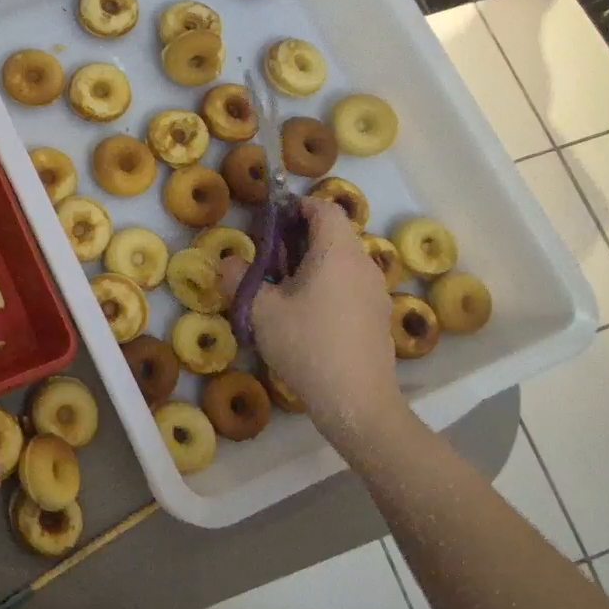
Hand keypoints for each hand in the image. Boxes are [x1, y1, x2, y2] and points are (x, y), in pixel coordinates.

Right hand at [219, 197, 402, 433]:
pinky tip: (306, 313)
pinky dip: (328, 283)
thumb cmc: (306, 345)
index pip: (324, 209)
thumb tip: (230, 261)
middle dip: (300, 237)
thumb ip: (239, 277)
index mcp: (337, 253)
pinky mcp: (377, 314)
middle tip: (268, 258)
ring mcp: (375, 290)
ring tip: (283, 288)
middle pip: (334, 233)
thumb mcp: (259, 310)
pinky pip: (350, 283)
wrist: (356, 401)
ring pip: (343, 260)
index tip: (269, 221)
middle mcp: (363, 264)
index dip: (296, 207)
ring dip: (313, 262)